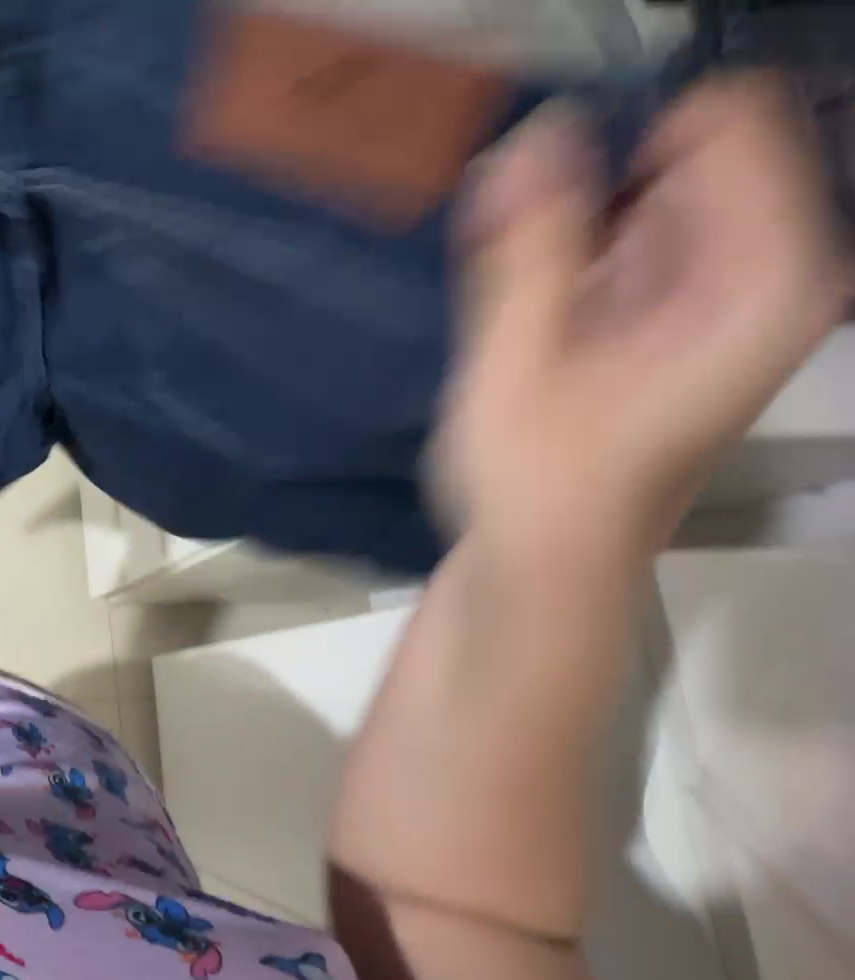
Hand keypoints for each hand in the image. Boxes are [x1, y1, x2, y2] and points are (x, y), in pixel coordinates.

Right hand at [438, 75, 847, 561]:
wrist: (541, 566)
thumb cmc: (535, 479)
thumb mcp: (519, 359)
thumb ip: (528, 246)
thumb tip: (530, 135)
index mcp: (763, 278)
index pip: (727, 125)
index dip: (622, 133)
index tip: (532, 181)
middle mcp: (759, 275)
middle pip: (680, 164)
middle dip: (586, 179)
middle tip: (504, 250)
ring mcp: (710, 300)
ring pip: (640, 206)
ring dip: (564, 221)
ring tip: (508, 291)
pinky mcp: (661, 324)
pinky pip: (620, 250)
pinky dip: (564, 256)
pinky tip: (521, 306)